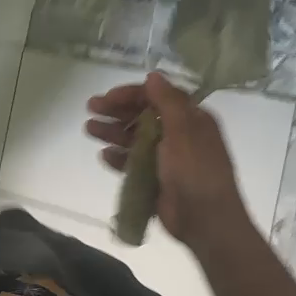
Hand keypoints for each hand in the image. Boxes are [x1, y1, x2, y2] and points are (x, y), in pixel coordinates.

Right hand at [86, 73, 248, 250]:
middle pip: (143, 116)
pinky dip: (119, 158)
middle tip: (90, 109)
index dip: (130, 94)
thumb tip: (153, 75)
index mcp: (191, 119)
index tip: (106, 98)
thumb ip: (168, 102)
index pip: (157, 97)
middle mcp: (179, 134)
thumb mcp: (184, 131)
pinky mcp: (156, 179)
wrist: (206, 220)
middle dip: (116, 111)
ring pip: (134, 138)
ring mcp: (167, 158)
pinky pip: (133, 163)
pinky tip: (104, 155)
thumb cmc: (196, 171)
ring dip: (113, 132)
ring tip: (89, 130)